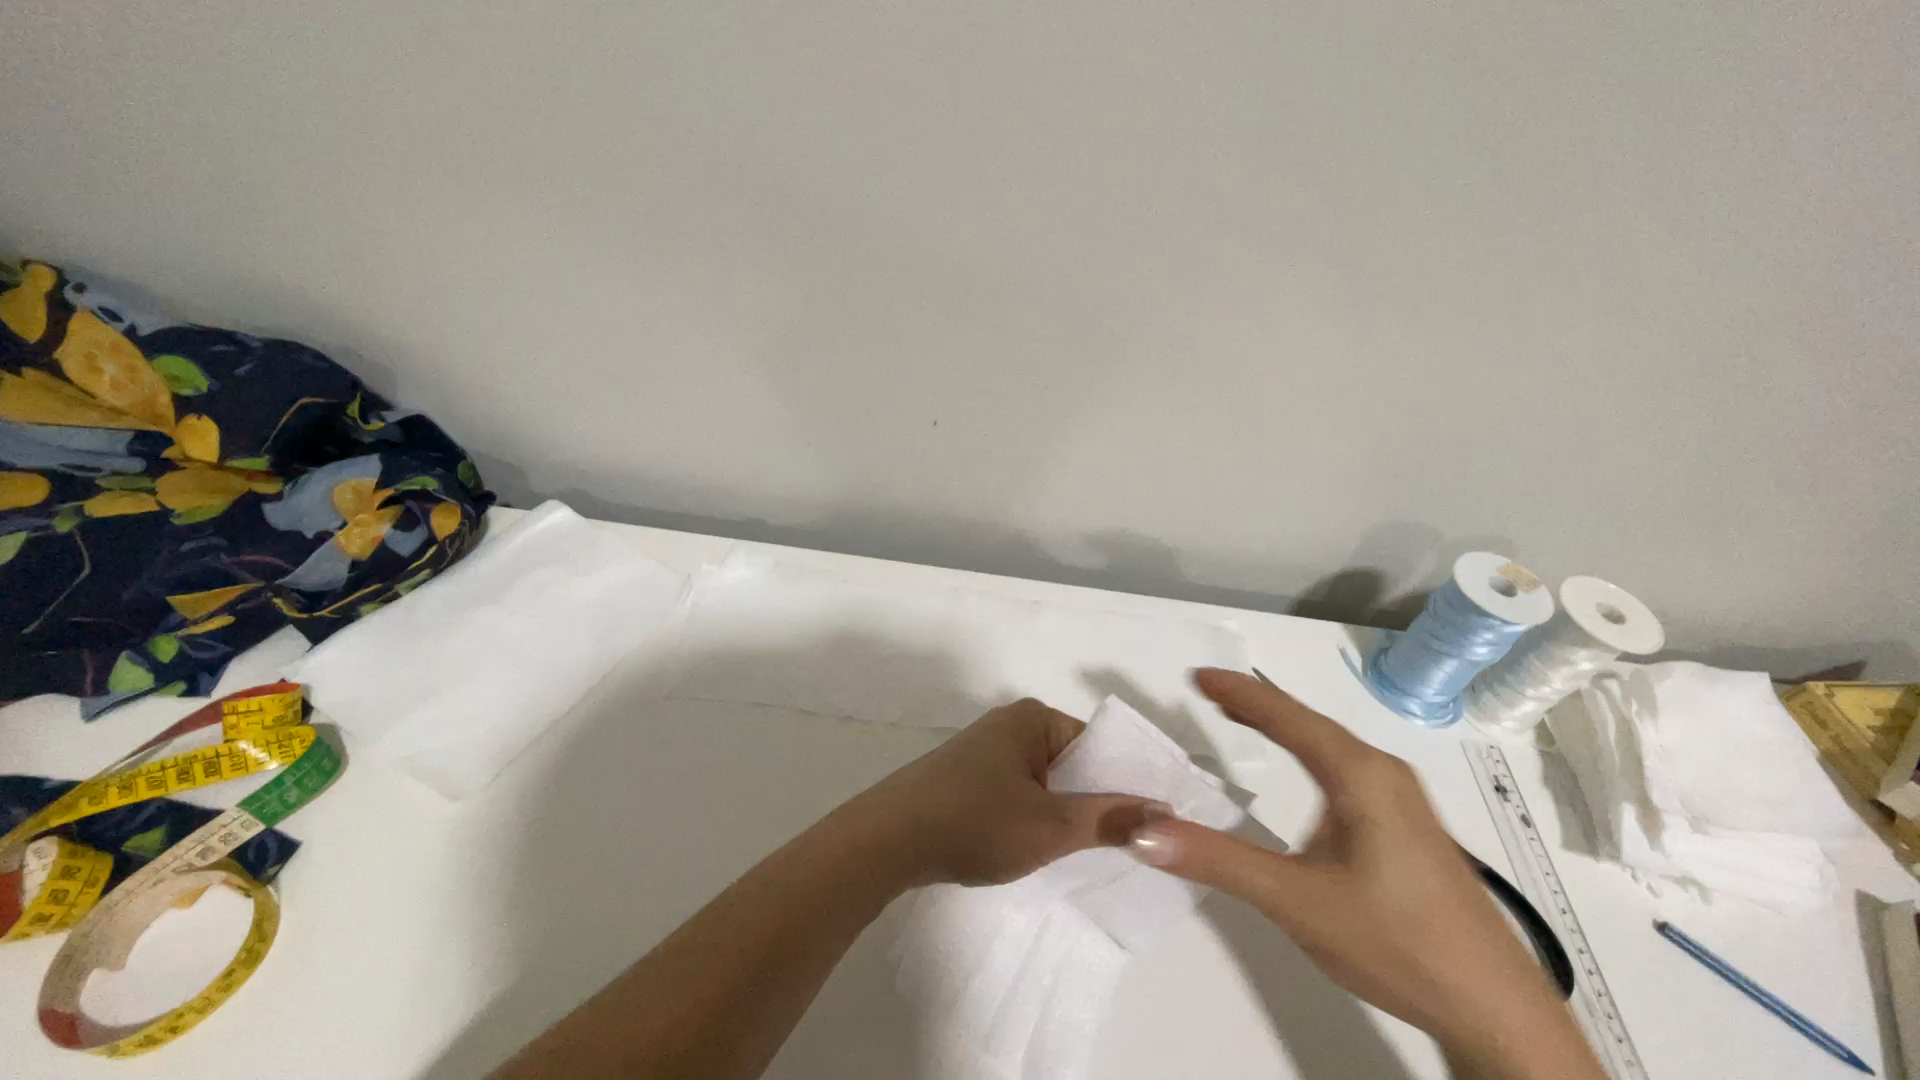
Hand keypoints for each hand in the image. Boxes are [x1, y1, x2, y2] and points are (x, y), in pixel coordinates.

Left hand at [845, 698, 1160, 886]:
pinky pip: (1017, 794)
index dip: (1127, 783)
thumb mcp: (1051, 826)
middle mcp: (1010, 726)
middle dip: (1096, 801)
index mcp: (1033, 719)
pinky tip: (1035, 850)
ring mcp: (984, 753)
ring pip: (1046, 783)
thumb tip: (1164, 813)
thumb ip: (1110, 819)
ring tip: (1083, 853)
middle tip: (1125, 846)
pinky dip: (1033, 818)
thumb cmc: (974, 822)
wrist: (886, 842)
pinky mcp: (965, 780)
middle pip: (1074, 764)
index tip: (1151, 824)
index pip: (1100, 745)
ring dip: (1064, 814)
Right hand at [1128, 670, 1602, 1078]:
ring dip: (1284, 729)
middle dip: (1258, 705)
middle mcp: (1385, 776)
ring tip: (1242, 718)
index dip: (1239, 693)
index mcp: (1360, 777)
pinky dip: (1309, 756)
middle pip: (1311, 725)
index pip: (1288, 718)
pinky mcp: (1410, 830)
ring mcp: (1404, 803)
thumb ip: (1217, 860)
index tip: (1196, 674)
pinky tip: (1302, 774)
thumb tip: (1141, 831)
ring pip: (1332, 748)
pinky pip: (1347, 772)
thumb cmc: (1394, 940)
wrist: (1493, 1006)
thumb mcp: (1294, 900)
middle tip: (1208, 691)